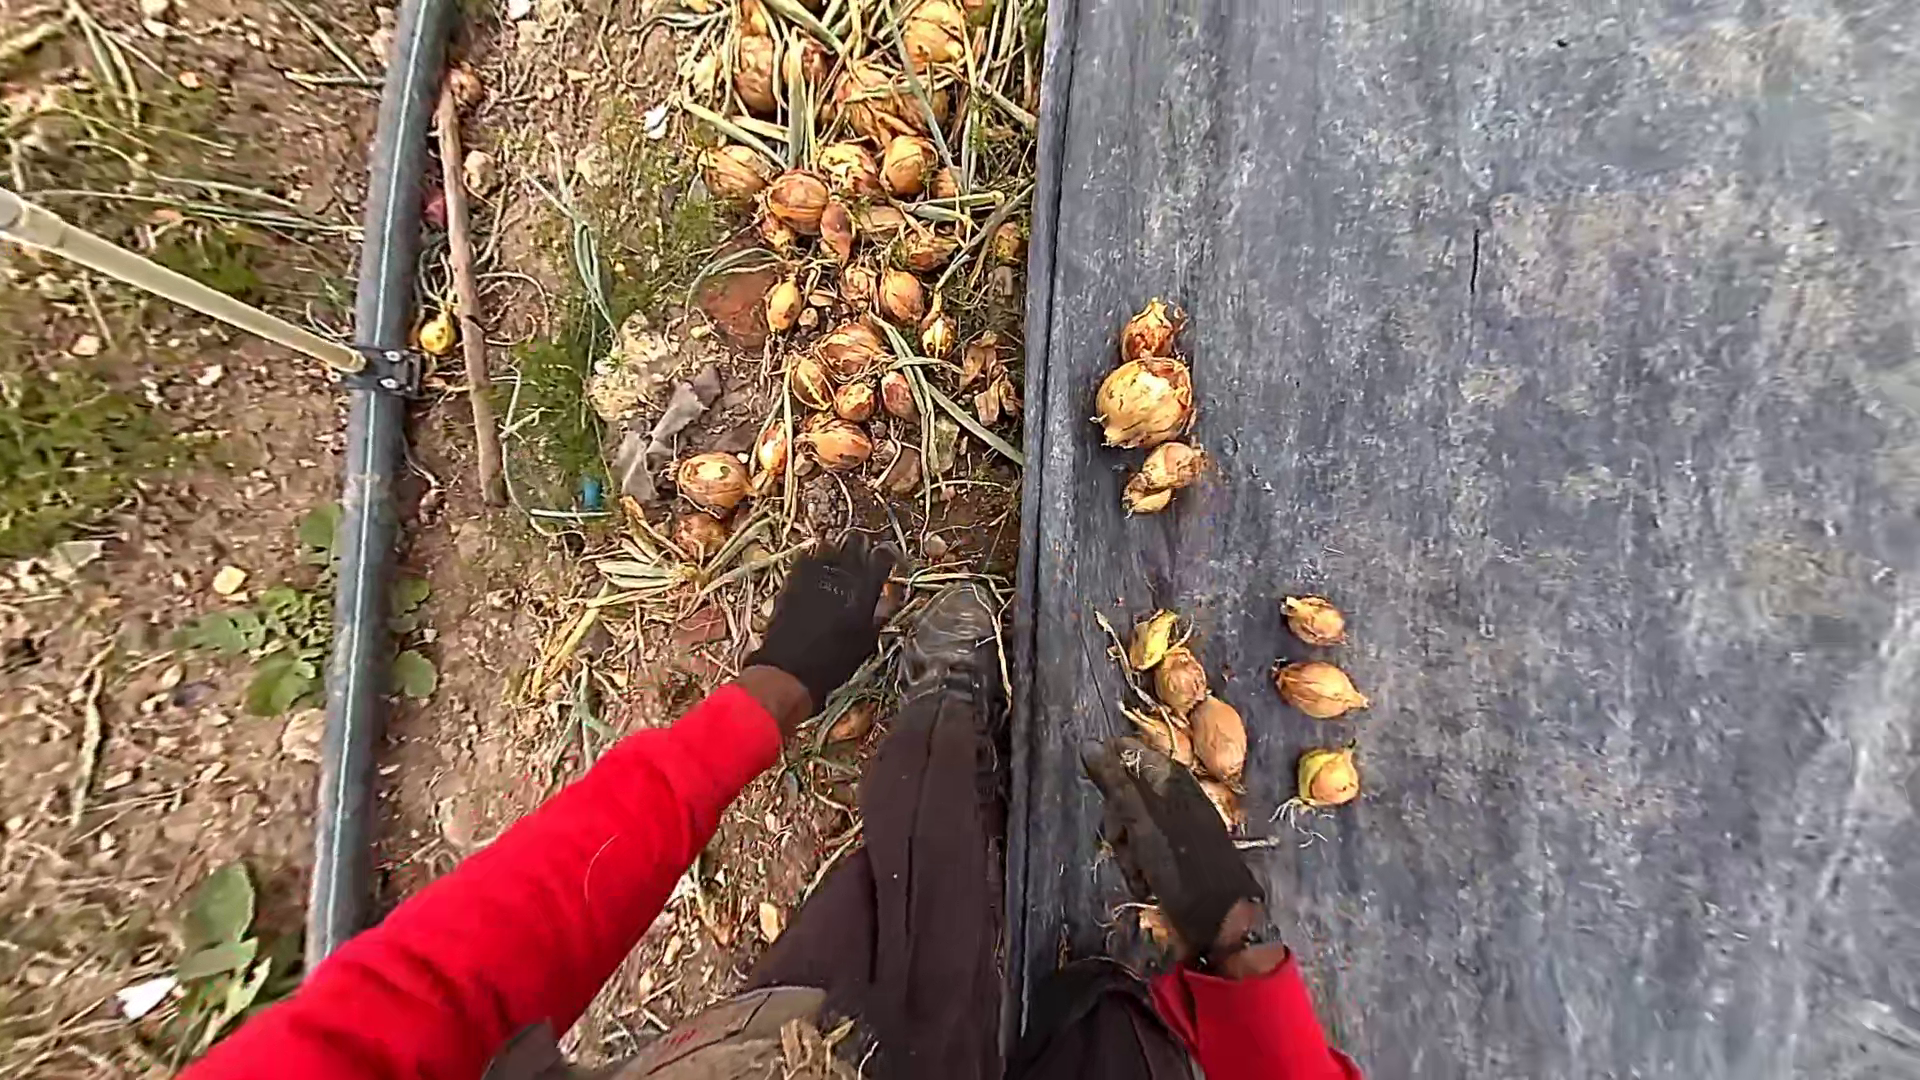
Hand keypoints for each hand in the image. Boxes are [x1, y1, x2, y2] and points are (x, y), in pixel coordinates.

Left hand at [745, 536, 895, 714]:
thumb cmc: (834, 661)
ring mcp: (813, 574)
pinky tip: (815, 572)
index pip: (882, 557)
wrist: (789, 671)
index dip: (886, 556)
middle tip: (862, 556)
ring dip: (836, 552)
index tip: (886, 560)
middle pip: (855, 543)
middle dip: (861, 546)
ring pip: (829, 546)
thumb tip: (889, 594)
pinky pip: (805, 559)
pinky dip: (813, 562)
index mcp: (864, 589)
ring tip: (838, 561)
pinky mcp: (791, 579)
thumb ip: (880, 612)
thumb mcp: (867, 640)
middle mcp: (840, 575)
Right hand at [1082, 736, 1265, 965]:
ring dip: (1125, 846)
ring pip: (1128, 819)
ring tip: (1137, 869)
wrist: (1224, 926)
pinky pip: (1141, 843)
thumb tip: (1088, 742)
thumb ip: (1114, 782)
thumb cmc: (1183, 868)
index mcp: (1170, 777)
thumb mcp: (1142, 823)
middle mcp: (1172, 794)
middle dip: (1116, 818)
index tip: (1102, 794)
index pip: (1126, 751)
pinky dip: (1137, 861)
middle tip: (1121, 839)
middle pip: (1123, 789)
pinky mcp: (1174, 848)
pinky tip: (1144, 880)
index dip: (1108, 771)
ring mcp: (1174, 822)